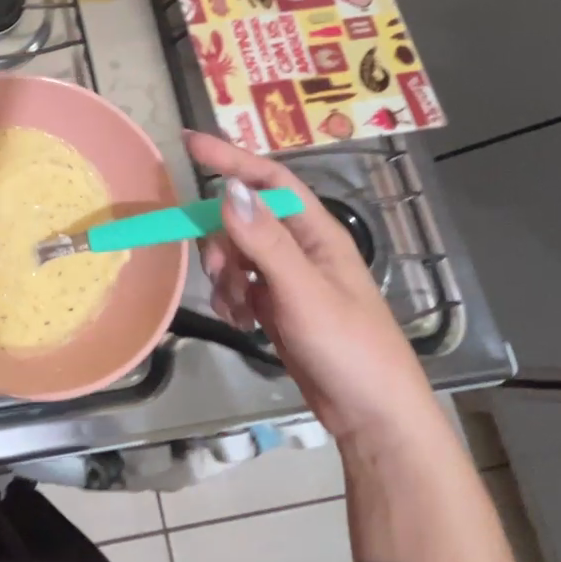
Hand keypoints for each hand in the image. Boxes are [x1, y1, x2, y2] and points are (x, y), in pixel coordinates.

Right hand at [185, 131, 440, 446]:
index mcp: (317, 232)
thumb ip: (264, 240)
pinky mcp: (278, 305)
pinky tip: (240, 322)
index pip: (268, 179)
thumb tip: (228, 189)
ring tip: (238, 309)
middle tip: (218, 271)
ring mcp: (289, 277)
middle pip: (243, 218)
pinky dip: (230, 298)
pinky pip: (239, 284)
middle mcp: (302, 247)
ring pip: (236, 253)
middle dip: (221, 240)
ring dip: (224, 275)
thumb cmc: (349, 348)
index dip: (230, 158)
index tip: (188, 143)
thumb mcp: (303, 292)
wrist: (372, 418)